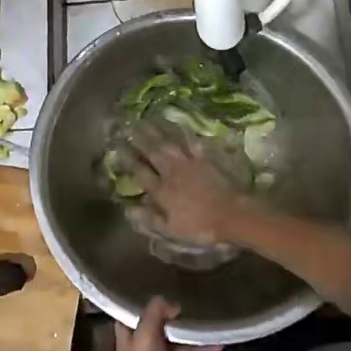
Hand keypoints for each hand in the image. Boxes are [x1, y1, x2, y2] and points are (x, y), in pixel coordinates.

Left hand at [111, 299, 220, 350]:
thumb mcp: (145, 336)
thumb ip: (156, 312)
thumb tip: (173, 301)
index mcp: (128, 328)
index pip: (137, 302)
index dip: (150, 290)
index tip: (170, 274)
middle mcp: (142, 338)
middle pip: (161, 317)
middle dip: (177, 307)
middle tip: (199, 288)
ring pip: (178, 334)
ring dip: (193, 327)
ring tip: (214, 311)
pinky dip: (202, 346)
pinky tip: (220, 340)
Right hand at [129, 129, 250, 245]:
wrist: (232, 213)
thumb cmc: (201, 226)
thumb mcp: (171, 229)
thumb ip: (150, 217)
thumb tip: (129, 208)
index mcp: (161, 190)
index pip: (141, 172)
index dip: (129, 159)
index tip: (118, 146)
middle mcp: (172, 172)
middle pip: (153, 152)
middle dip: (140, 139)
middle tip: (130, 125)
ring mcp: (190, 163)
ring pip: (170, 144)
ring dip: (158, 132)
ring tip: (147, 121)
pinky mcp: (207, 160)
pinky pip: (194, 145)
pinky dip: (187, 136)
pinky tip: (182, 129)